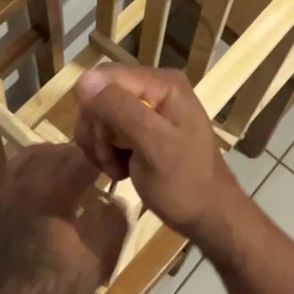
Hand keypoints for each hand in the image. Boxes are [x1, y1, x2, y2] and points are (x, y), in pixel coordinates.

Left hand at [0, 143, 128, 293]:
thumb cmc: (59, 281)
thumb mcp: (100, 258)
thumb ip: (115, 222)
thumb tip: (119, 198)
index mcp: (55, 194)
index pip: (85, 158)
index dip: (106, 159)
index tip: (120, 169)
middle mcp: (32, 182)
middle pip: (64, 150)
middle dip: (88, 156)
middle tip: (107, 171)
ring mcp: (16, 187)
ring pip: (42, 151)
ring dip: (65, 154)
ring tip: (83, 170)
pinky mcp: (7, 195)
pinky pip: (21, 161)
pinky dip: (39, 157)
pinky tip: (52, 167)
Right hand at [72, 64, 245, 251]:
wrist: (209, 215)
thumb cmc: (184, 184)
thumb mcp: (153, 146)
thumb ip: (121, 109)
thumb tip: (84, 80)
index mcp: (163, 83)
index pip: (106, 77)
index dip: (95, 109)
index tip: (102, 144)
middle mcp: (157, 86)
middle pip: (102, 95)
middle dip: (97, 130)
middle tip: (109, 161)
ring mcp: (152, 106)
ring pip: (102, 114)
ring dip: (100, 144)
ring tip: (116, 169)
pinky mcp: (146, 126)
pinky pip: (110, 128)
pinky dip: (108, 150)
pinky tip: (121, 169)